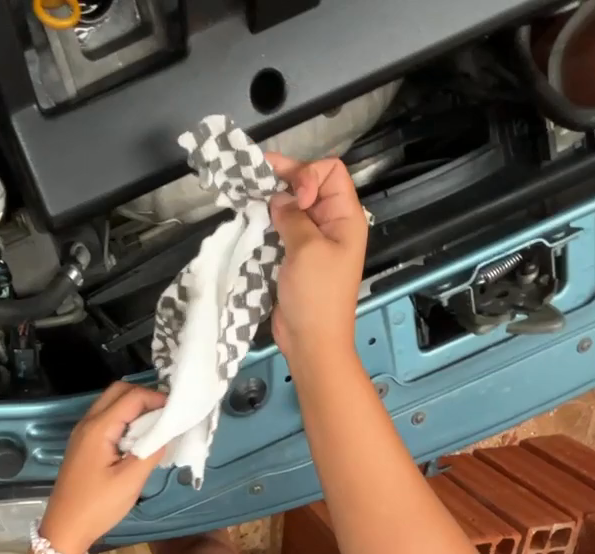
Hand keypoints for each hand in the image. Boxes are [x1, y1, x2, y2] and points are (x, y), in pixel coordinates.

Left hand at [38, 382, 167, 553]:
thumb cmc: (97, 506)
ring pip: (110, 405)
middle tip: (166, 417)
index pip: (132, 397)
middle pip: (118, 392)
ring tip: (156, 428)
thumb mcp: (130, 481)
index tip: (178, 413)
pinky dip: (124, 421)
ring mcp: (82, 434)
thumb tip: (167, 431)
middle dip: (145, 397)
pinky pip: (106, 420)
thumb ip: (151, 451)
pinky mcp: (83, 446)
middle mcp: (88, 423)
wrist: (64, 529)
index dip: (157, 399)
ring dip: (134, 409)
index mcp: (99, 428)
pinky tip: (138, 440)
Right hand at [265, 154, 367, 363]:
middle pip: (309, 185)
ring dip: (272, 201)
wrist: (311, 341)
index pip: (330, 172)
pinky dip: (267, 223)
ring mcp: (312, 242)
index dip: (307, 174)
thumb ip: (292, 217)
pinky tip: (251, 220)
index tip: (291, 197)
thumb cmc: (316, 296)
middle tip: (254, 178)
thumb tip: (278, 199)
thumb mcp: (306, 249)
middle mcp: (330, 224)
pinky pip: (282, 230)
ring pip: (292, 208)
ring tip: (248, 197)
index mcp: (345, 218)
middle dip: (284, 180)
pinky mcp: (295, 258)